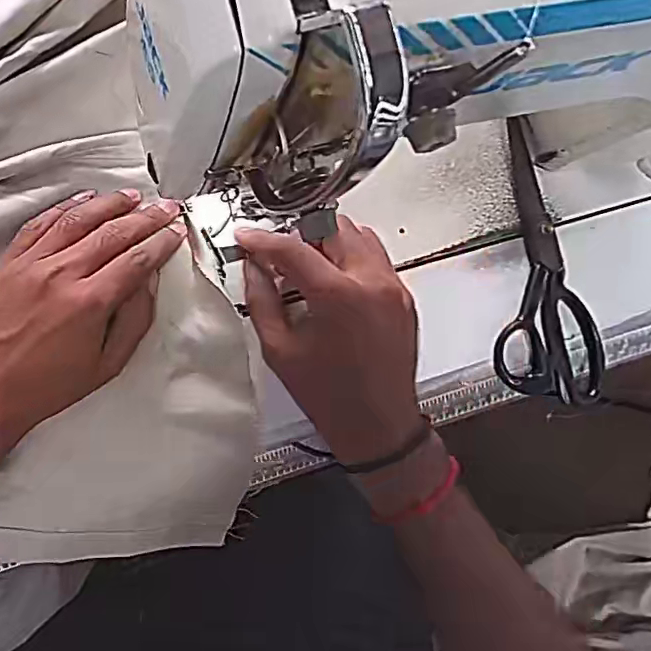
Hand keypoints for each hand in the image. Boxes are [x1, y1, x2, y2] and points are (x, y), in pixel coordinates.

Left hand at [0, 188, 186, 487]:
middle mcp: (59, 277)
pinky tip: (80, 200)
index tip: (174, 233)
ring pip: (77, 220)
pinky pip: (39, 225)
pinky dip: (63, 209)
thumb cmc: (43, 387)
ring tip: (130, 197)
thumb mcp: (106, 366)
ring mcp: (30, 267)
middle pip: (113, 233)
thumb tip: (147, 285)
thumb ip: (134, 321)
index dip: (161, 242)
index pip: (136, 259)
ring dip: (108, 204)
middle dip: (145, 217)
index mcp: (88, 303)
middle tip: (163, 209)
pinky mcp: (8, 265)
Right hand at [236, 218, 422, 464]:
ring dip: (327, 241)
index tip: (247, 237)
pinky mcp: (403, 296)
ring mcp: (393, 288)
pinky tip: (330, 282)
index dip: (262, 239)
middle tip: (278, 253)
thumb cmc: (331, 396)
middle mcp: (372, 283)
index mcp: (339, 296)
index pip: (293, 247)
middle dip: (299, 233)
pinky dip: (349, 257)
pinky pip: (375, 256)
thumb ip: (261, 299)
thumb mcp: (279, 349)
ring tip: (304, 268)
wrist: (378, 424)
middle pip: (332, 226)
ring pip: (358, 234)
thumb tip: (253, 268)